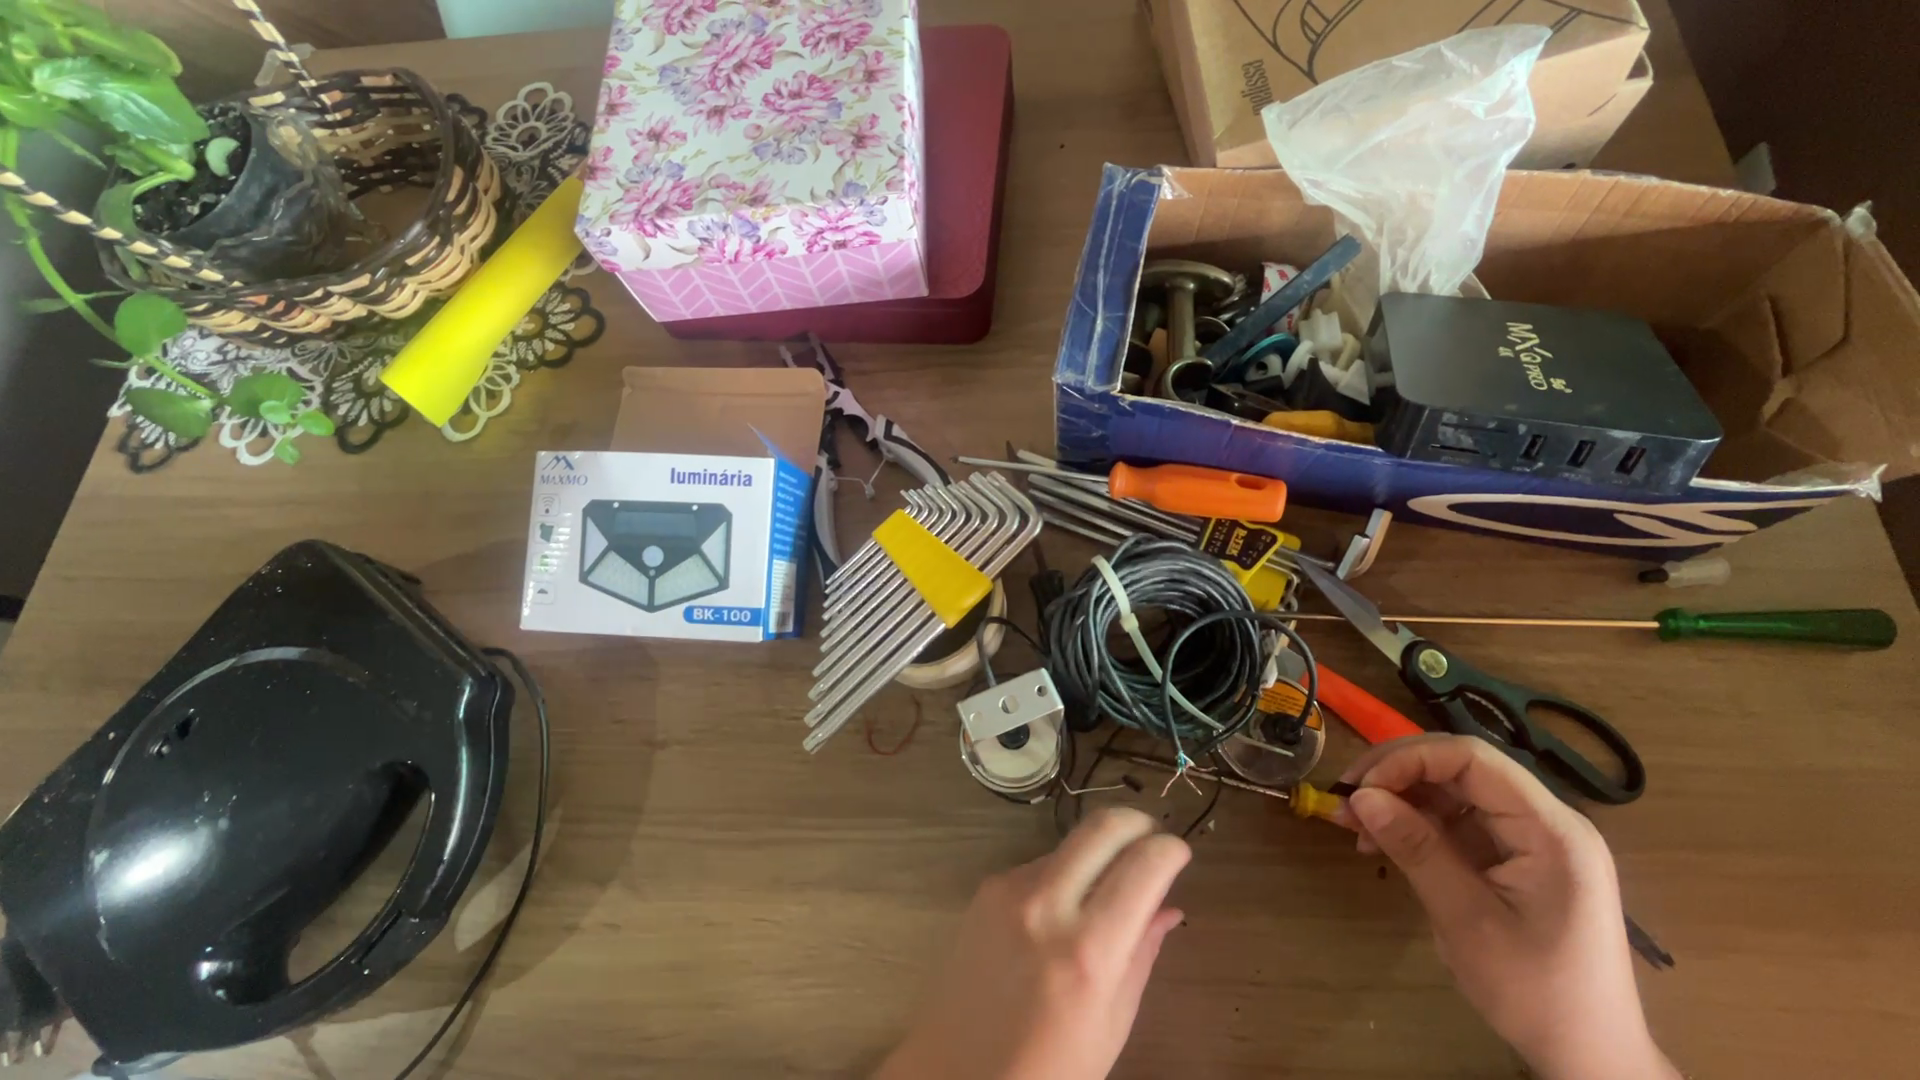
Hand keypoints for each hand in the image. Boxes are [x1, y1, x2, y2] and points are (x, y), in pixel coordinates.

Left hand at [874, 807, 1190, 1079]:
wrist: (957, 1070)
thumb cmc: (1049, 1065)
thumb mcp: (1111, 1022)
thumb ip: (1142, 953)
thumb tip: (1170, 905)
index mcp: (1088, 950)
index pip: (1143, 866)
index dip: (1170, 850)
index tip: (1179, 853)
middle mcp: (1046, 905)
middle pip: (1103, 826)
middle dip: (1136, 823)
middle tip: (1152, 841)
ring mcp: (1009, 891)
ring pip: (1070, 844)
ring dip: (1096, 854)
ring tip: (1102, 895)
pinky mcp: (986, 889)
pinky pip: (1039, 865)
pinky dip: (1061, 875)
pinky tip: (1058, 914)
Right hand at [1336, 735, 1678, 1079]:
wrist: (1590, 1055)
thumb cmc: (1535, 991)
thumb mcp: (1467, 920)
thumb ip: (1416, 849)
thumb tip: (1361, 796)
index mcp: (1551, 829)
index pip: (1472, 759)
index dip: (1408, 759)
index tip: (1360, 788)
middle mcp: (1545, 821)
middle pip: (1460, 768)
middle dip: (1397, 776)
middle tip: (1346, 802)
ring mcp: (1531, 839)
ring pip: (1453, 792)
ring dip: (1400, 801)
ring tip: (1355, 827)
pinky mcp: (1515, 858)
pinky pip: (1458, 822)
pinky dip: (1416, 826)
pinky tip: (1383, 844)